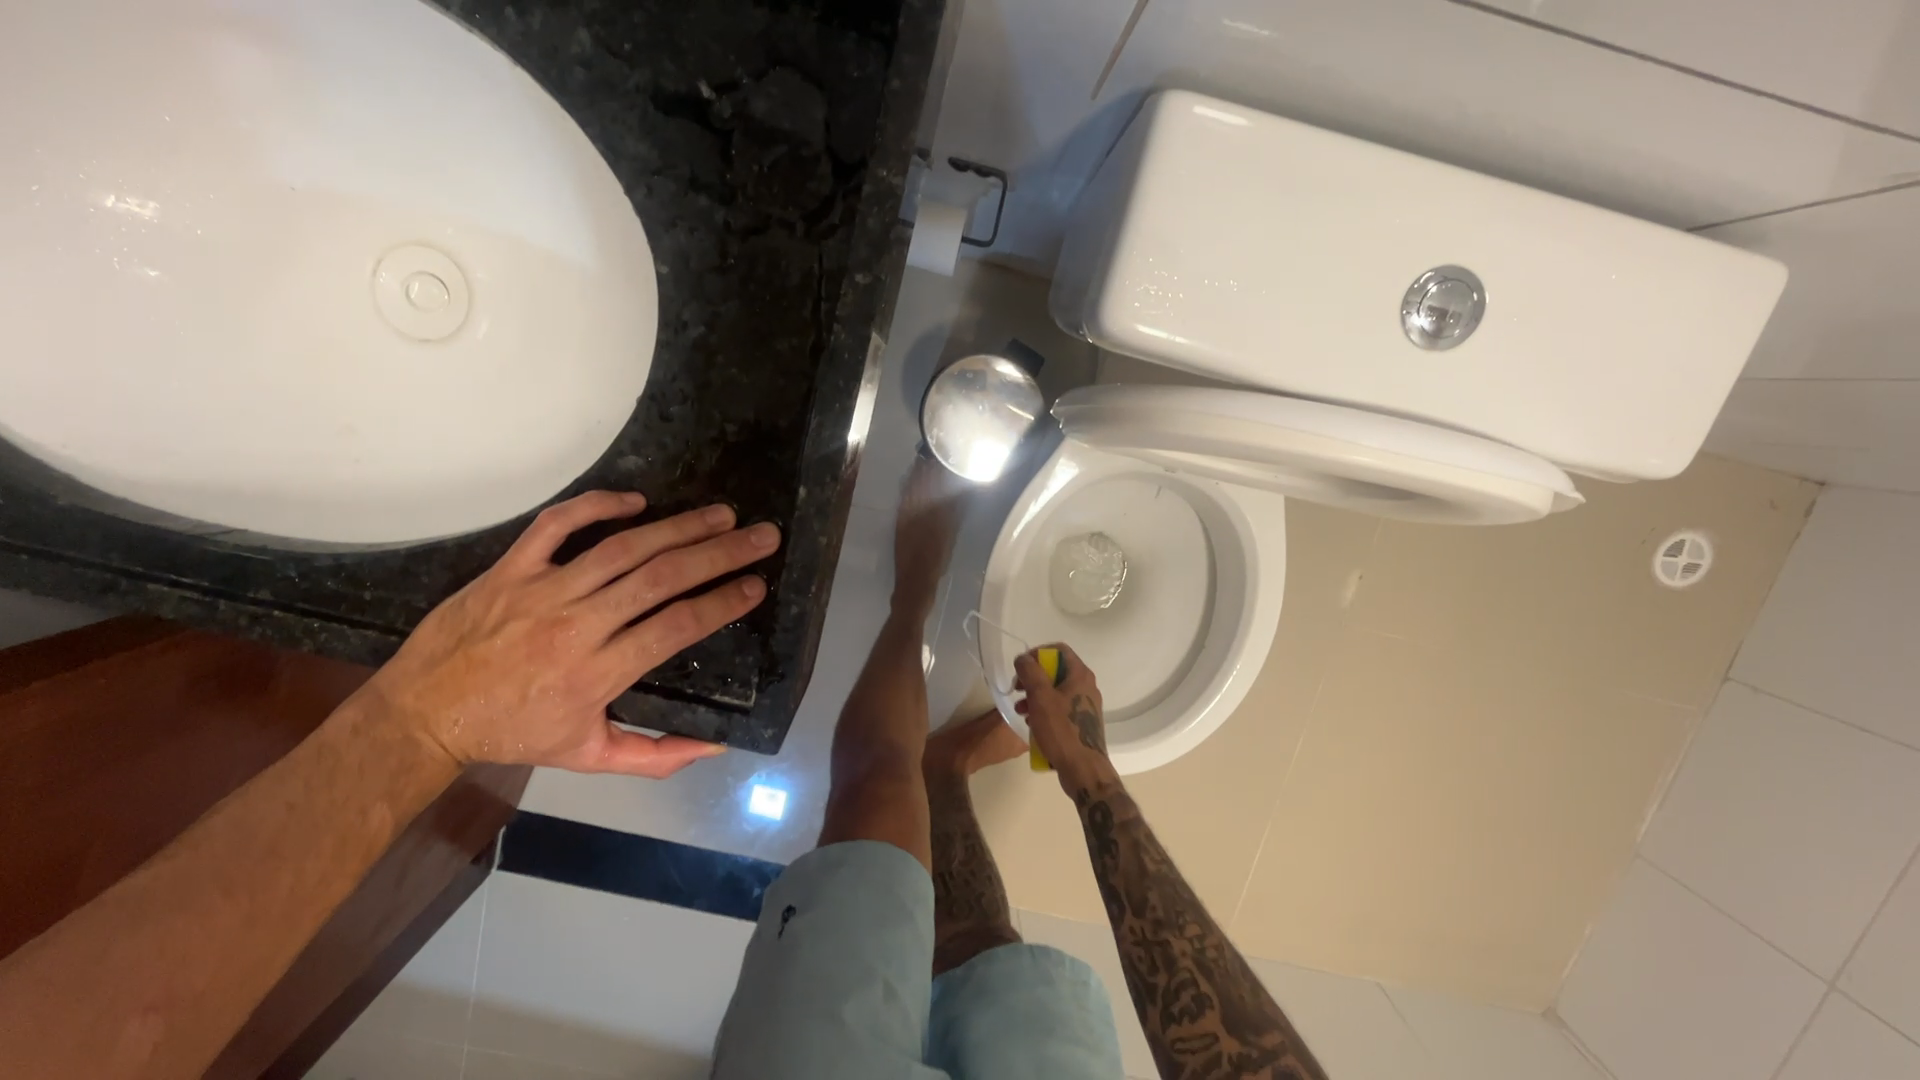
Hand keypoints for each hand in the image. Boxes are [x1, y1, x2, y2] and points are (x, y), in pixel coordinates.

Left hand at [358, 491, 779, 777]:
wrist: (423, 715)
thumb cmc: (513, 733)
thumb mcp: (588, 757)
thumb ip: (655, 757)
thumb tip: (716, 746)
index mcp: (599, 673)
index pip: (676, 626)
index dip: (723, 603)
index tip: (757, 586)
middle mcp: (577, 626)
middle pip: (661, 578)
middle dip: (720, 554)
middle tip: (762, 536)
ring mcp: (542, 591)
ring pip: (622, 548)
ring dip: (678, 527)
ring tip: (722, 515)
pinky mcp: (510, 569)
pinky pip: (557, 525)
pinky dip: (597, 505)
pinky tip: (638, 501)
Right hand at [1013, 644, 1120, 796]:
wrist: (1083, 769)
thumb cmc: (1062, 730)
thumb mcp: (1040, 697)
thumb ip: (1030, 672)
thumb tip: (1023, 658)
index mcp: (1080, 675)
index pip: (1059, 650)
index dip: (1037, 654)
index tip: (1021, 668)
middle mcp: (1086, 686)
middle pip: (1056, 671)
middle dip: (1032, 678)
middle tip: (1017, 689)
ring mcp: (1085, 706)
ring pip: (1055, 691)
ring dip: (1035, 696)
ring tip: (1020, 710)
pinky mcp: (1081, 723)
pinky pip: (1059, 708)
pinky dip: (1044, 711)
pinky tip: (1031, 723)